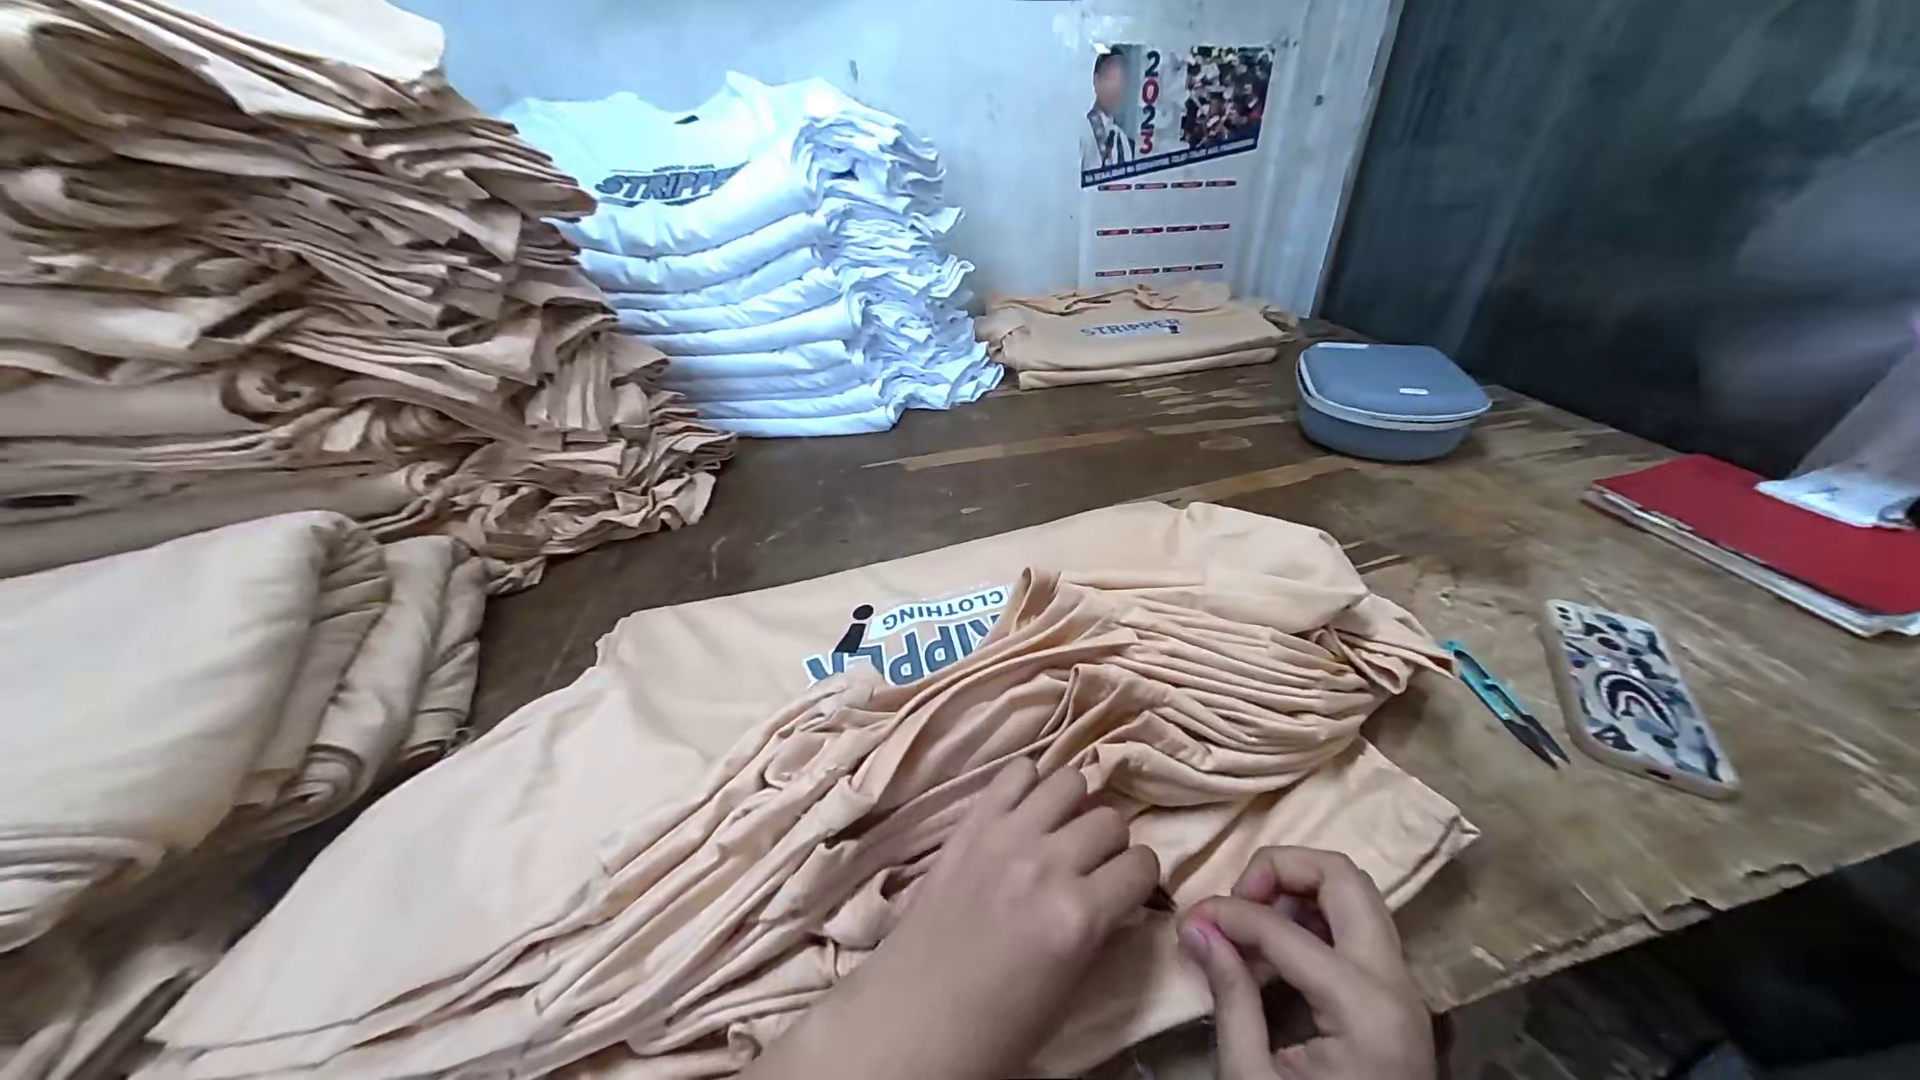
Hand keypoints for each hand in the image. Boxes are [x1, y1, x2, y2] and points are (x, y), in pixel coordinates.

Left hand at [746, 759, 1160, 1079]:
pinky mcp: (972, 821)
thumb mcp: (1070, 989)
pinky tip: (1027, 808)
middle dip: (1112, 841)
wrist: (913, 1018)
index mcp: (1079, 917)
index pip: (1141, 865)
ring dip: (1076, 804)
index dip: (1141, 877)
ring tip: (1063, 826)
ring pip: (1068, 781)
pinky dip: (1030, 783)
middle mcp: (1048, 864)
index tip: (1130, 884)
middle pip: (1109, 819)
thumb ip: (1101, 930)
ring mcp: (1006, 834)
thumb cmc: (996, 1026)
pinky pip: (1016, 772)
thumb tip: (1120, 892)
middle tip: (1095, 860)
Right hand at [1180, 847, 1434, 1079]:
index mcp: (1365, 1009)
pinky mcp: (1395, 997)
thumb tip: (1196, 925)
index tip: (1189, 921)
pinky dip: (1310, 914)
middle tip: (1237, 897)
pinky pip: (1353, 923)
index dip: (1225, 913)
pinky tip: (1274, 950)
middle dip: (1279, 868)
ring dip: (1296, 888)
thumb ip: (1230, 995)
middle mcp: (1396, 984)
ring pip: (1352, 891)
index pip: (1279, 927)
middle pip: (1341, 876)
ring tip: (1252, 925)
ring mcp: (1403, 988)